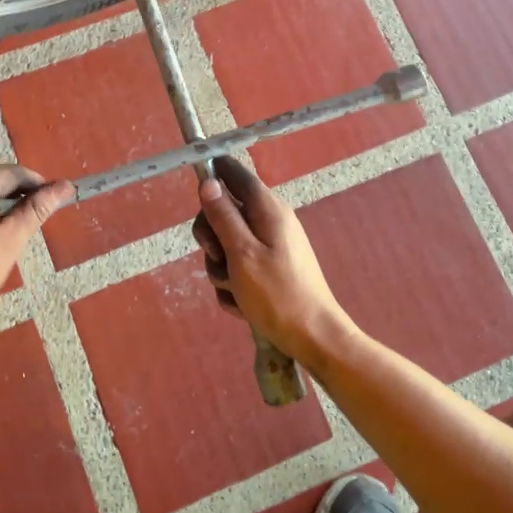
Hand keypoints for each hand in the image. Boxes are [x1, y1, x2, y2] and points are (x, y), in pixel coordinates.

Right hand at [192, 161, 348, 361]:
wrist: (314, 340)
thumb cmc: (278, 295)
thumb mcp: (242, 253)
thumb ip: (223, 216)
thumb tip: (207, 181)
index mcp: (267, 209)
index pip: (233, 172)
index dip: (211, 176)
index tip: (198, 200)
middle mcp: (269, 221)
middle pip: (223, 212)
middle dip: (212, 239)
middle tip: (220, 260)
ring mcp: (269, 246)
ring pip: (226, 244)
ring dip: (222, 269)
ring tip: (236, 291)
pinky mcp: (269, 269)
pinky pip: (238, 267)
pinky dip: (234, 285)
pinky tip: (242, 303)